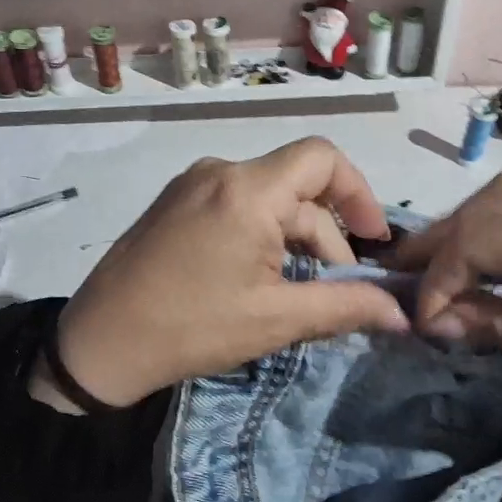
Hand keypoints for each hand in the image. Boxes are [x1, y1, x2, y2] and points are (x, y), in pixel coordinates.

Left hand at [42, 138, 408, 410]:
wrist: (98, 343)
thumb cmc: (191, 328)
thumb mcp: (276, 319)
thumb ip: (345, 307)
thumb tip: (403, 313)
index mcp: (247, 189)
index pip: (323, 158)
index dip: (358, 194)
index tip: (372, 241)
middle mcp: (220, 171)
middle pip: (296, 186)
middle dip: (326, 236)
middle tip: (335, 291)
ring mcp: (191, 184)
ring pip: (266, 198)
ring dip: (294, 239)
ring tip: (295, 292)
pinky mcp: (174, 203)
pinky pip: (235, 205)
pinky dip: (261, 234)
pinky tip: (257, 278)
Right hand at [392, 172, 501, 493]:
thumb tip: (434, 319)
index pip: (478, 241)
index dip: (438, 279)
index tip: (420, 321)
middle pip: (485, 206)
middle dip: (438, 245)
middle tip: (400, 278)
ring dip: (466, 230)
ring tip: (439, 270)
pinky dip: (501, 227)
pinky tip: (500, 267)